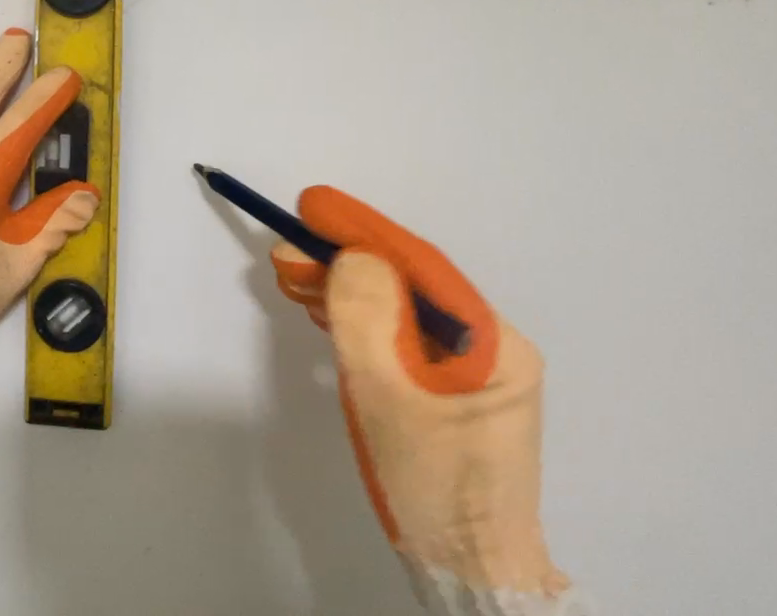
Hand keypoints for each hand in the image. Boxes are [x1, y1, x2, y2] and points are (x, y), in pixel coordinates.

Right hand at [272, 186, 574, 606]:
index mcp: (493, 343)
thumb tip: (352, 256)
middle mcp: (488, 346)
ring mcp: (467, 369)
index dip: (360, 232)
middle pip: (406, 284)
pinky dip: (355, 318)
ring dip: (343, 289)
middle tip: (283, 254)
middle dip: (343, 262)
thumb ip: (367, 319)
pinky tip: (323, 310)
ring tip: (291, 278)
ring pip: (396, 308)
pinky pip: (395, 336)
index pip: (418, 266)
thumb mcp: (388, 397)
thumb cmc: (432, 482)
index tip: (309, 206)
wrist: (467, 571)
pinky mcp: (444, 390)